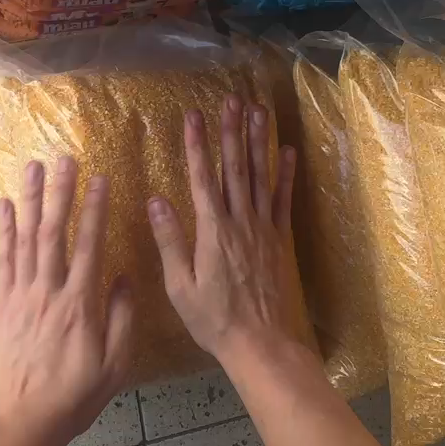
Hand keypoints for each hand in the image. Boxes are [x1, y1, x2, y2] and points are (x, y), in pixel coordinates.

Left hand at [0, 157, 134, 445]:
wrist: (22, 422)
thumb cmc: (74, 397)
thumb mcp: (114, 366)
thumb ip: (122, 320)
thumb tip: (125, 277)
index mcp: (79, 304)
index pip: (89, 245)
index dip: (94, 209)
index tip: (99, 178)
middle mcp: (48, 291)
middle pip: (53, 232)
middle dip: (59, 192)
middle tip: (63, 158)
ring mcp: (22, 295)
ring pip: (26, 238)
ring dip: (30, 200)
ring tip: (32, 167)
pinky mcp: (4, 304)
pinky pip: (3, 260)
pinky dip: (4, 231)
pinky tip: (4, 205)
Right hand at [147, 95, 307, 369]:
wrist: (262, 344)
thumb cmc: (214, 319)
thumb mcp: (180, 286)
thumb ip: (170, 240)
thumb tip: (156, 200)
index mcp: (212, 231)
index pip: (202, 178)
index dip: (197, 145)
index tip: (193, 116)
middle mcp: (240, 221)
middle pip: (235, 168)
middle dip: (231, 131)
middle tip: (232, 100)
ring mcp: (263, 228)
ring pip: (260, 176)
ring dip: (258, 142)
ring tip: (257, 111)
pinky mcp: (280, 239)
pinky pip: (283, 200)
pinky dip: (286, 174)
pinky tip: (288, 151)